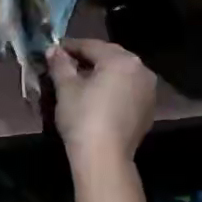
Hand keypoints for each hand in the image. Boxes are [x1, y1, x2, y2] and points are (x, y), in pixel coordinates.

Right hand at [46, 39, 158, 167]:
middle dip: (88, 58)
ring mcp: (148, 90)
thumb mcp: (65, 89)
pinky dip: (113, 89)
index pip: (92, 45)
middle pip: (110, 57)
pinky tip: (99, 98)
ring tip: (82, 81)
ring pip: (121, 73)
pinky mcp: (148, 109)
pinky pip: (128, 90)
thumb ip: (60, 65)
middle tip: (67, 64)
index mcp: (121, 60)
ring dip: (103, 73)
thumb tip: (53, 50)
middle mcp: (141, 69)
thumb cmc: (82, 117)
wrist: (104, 155)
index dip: (70, 46)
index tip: (54, 49)